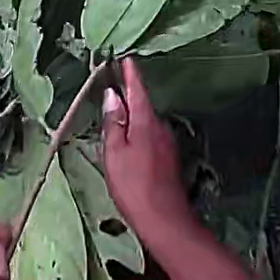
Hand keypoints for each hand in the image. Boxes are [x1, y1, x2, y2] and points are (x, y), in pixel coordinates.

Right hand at [102, 58, 195, 246]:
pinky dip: (138, 129)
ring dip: (132, 114)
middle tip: (111, 85)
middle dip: (128, 93)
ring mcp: (167, 141)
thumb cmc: (134, 185)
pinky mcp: (168, 156)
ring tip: (115, 115)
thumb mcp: (115, 152)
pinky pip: (150, 133)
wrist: (165, 221)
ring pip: (146, 119)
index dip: (130, 72)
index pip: (137, 88)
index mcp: (146, 119)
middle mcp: (160, 125)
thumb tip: (112, 94)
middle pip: (142, 102)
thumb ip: (114, 121)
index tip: (123, 58)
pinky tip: (129, 141)